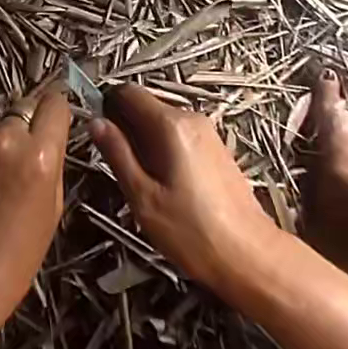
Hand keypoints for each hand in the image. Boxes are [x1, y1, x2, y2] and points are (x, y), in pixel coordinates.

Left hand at [0, 88, 71, 335]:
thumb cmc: (16, 255)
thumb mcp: (54, 206)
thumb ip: (54, 160)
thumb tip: (53, 130)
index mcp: (39, 156)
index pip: (55, 103)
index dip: (57, 111)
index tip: (54, 120)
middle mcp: (6, 138)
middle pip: (26, 104)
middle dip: (29, 122)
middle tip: (25, 149)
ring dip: (0, 132)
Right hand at [90, 83, 283, 290]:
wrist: (251, 256)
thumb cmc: (195, 232)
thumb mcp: (143, 198)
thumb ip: (118, 154)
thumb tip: (97, 123)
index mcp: (171, 125)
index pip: (129, 92)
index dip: (109, 106)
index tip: (102, 132)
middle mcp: (191, 119)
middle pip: (147, 106)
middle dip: (128, 129)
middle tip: (124, 169)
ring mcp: (207, 132)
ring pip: (162, 122)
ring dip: (146, 143)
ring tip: (147, 184)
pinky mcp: (216, 148)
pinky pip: (180, 136)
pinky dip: (166, 151)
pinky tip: (169, 187)